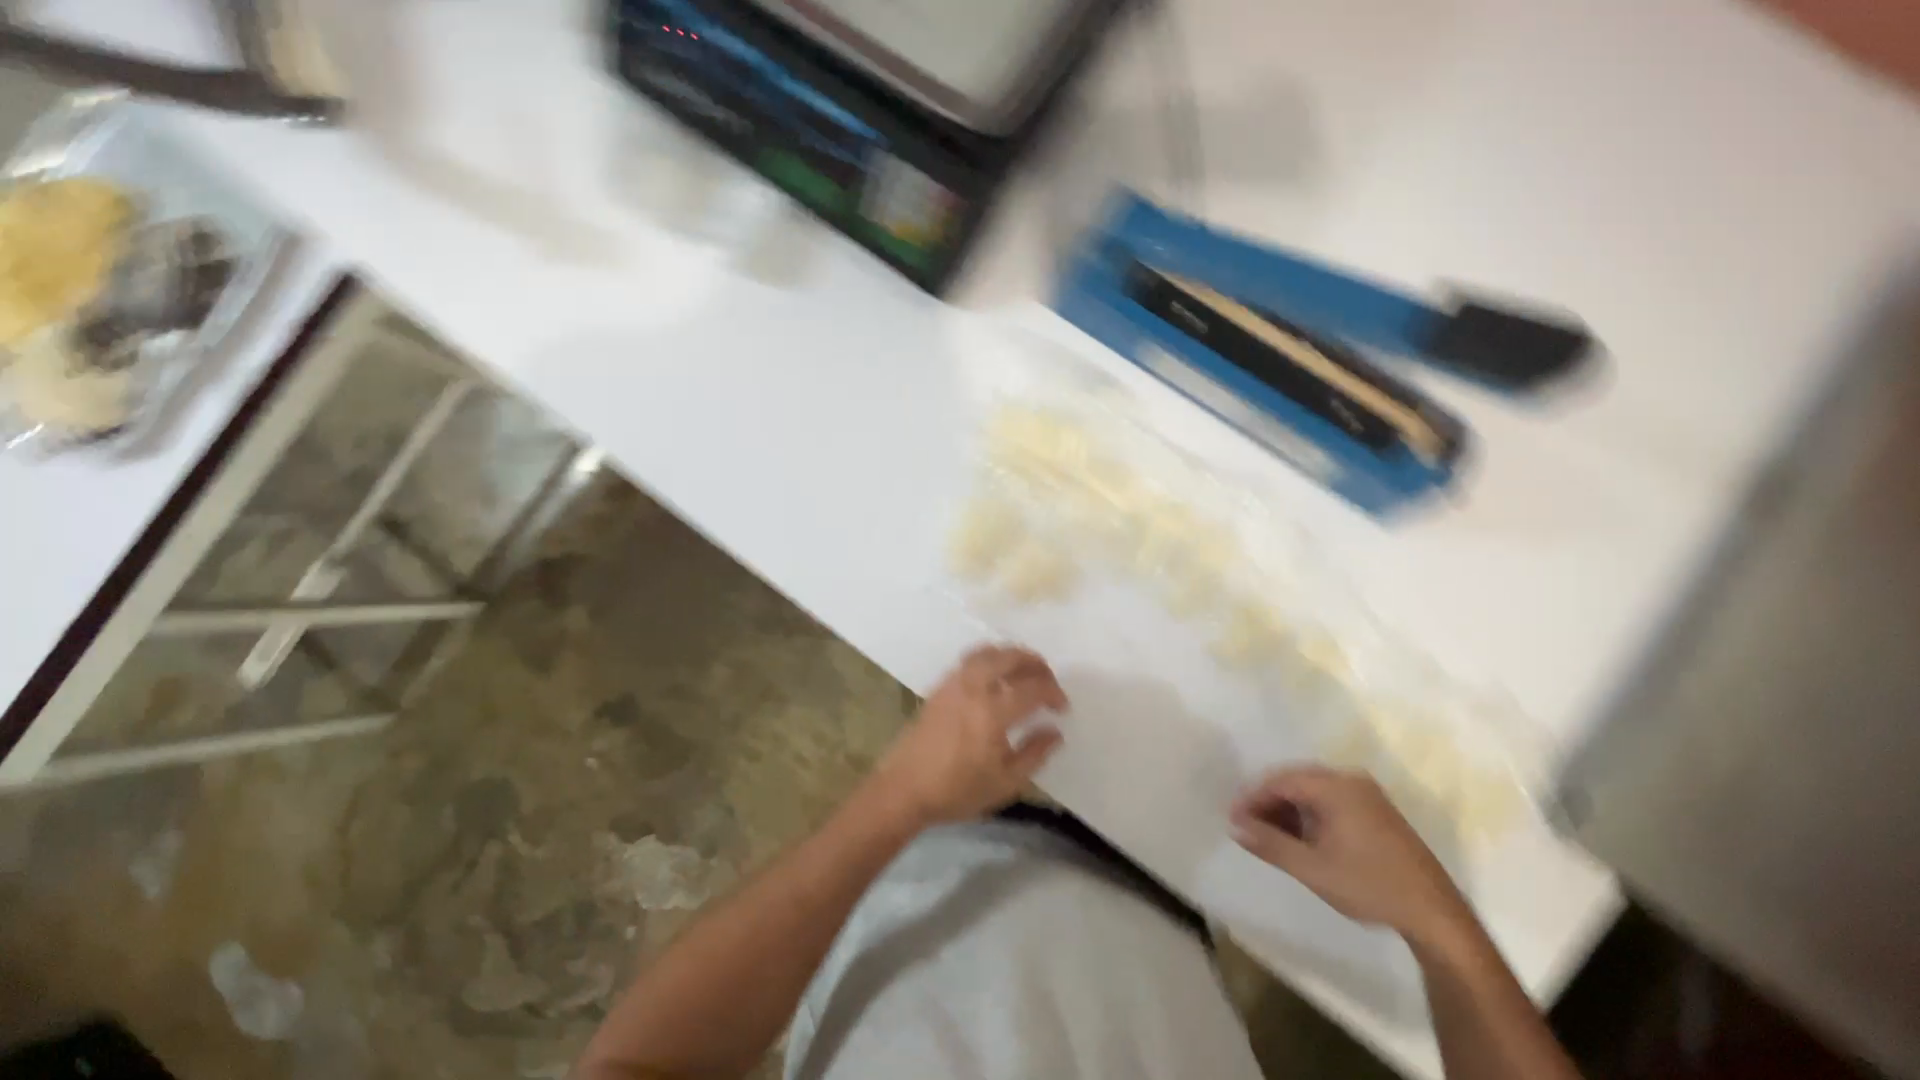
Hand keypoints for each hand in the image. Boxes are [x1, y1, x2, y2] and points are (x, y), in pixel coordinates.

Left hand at [872, 645, 1068, 826]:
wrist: (903, 790)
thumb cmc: (957, 791)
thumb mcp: (1005, 783)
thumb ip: (1035, 754)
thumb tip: (1055, 731)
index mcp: (992, 711)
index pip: (1033, 688)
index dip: (1053, 693)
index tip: (1062, 708)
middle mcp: (973, 688)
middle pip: (1009, 657)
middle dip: (1034, 662)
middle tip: (1047, 679)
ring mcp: (952, 685)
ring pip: (986, 653)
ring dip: (1010, 656)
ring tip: (1023, 672)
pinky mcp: (938, 689)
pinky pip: (968, 661)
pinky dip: (988, 660)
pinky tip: (994, 680)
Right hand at [1231, 766, 1476, 949]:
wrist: (1433, 912)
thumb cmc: (1368, 886)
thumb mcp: (1311, 868)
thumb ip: (1270, 843)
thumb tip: (1236, 826)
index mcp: (1336, 787)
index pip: (1281, 781)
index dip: (1252, 798)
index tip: (1233, 820)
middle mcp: (1352, 781)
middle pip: (1297, 780)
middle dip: (1268, 802)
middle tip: (1247, 827)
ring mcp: (1368, 795)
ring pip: (1314, 791)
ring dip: (1288, 809)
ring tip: (1269, 836)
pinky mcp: (1377, 811)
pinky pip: (1332, 801)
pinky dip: (1310, 815)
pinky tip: (1301, 839)